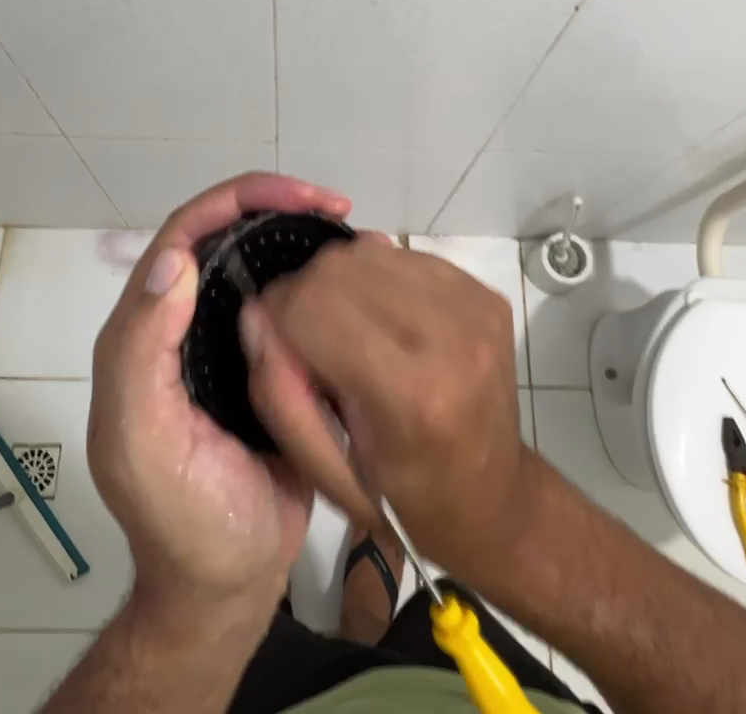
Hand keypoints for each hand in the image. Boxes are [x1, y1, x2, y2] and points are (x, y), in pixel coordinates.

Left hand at [87, 172, 350, 626]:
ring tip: (354, 239)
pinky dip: (319, 292)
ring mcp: (229, 349)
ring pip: (261, 273)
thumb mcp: (141, 440)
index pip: (184, 237)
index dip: (238, 200)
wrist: (229, 581)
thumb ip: (141, 352)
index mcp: (147, 333)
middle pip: (226, 243)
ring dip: (301, 246)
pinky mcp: (269, 372)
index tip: (303, 197)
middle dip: (278, 211)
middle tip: (339, 210)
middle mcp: (186, 329)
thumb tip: (175, 261)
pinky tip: (356, 290)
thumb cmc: (181, 517)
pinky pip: (292, 316)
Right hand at [239, 239, 534, 586]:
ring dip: (342, 282)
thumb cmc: (400, 495)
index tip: (274, 339)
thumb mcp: (324, 469)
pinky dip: (379, 278)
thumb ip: (279, 392)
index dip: (277, 312)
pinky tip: (384, 318)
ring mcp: (476, 309)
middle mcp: (451, 338)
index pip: (313, 306)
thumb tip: (255, 312)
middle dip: (305, 293)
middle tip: (307, 336)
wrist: (490, 494)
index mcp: (411, 393)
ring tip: (347, 327)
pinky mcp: (488, 293)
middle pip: (339, 268)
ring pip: (370, 251)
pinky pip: (405, 255)